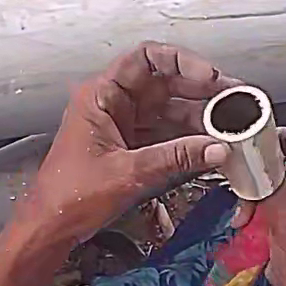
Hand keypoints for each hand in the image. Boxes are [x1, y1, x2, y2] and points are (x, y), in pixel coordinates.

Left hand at [17, 43, 236, 248]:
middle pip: (164, 83)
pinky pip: (165, 132)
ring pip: (169, 108)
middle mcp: (113, 103)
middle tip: (234, 100)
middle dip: (201, 90)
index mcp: (101, 95)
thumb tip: (217, 148)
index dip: (182, 62)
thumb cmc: (68, 196)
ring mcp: (123, 123)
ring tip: (230, 125)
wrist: (50, 227)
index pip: (146, 59)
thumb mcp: (127, 173)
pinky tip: (211, 144)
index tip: (210, 78)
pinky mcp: (130, 145)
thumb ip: (175, 158)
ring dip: (199, 116)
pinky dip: (188, 138)